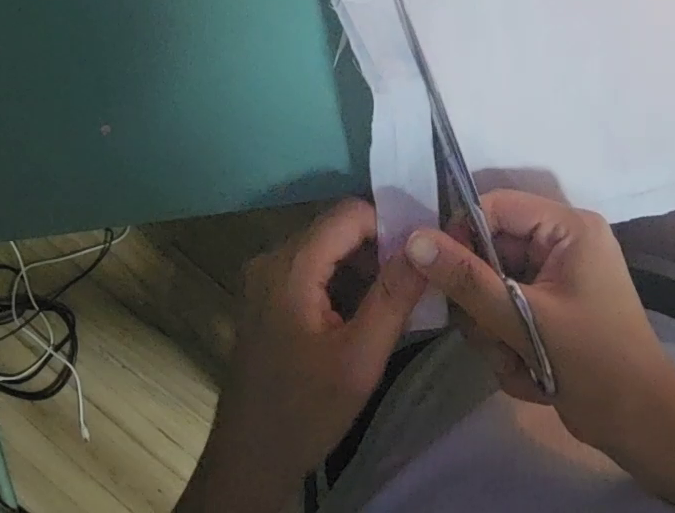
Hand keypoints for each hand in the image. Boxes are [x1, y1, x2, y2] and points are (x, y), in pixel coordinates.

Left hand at [177, 198, 426, 512]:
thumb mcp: (361, 357)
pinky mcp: (265, 297)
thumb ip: (393, 296)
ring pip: (325, 247)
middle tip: (416, 277)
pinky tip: (364, 311)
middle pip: (335, 228)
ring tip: (397, 297)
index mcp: (290, 267)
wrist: (249, 460)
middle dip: (378, 246)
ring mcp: (263, 278)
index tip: (423, 252)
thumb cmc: (305, 411)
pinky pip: (310, 268)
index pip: (348, 214)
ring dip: (362, 265)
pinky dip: (341, 279)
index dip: (389, 224)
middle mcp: (271, 260)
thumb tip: (425, 244)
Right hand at [404, 190, 674, 460]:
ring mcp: (557, 275)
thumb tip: (414, 240)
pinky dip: (508, 342)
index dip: (461, 235)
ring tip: (516, 361)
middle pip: (490, 249)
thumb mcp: (525, 321)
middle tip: (491, 336)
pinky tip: (528, 373)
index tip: (439, 275)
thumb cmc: (596, 365)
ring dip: (493, 329)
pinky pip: (507, 309)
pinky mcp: (552, 306)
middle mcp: (563, 241)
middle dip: (482, 300)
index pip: (495, 206)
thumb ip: (467, 279)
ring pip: (492, 285)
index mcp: (569, 227)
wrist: (645, 428)